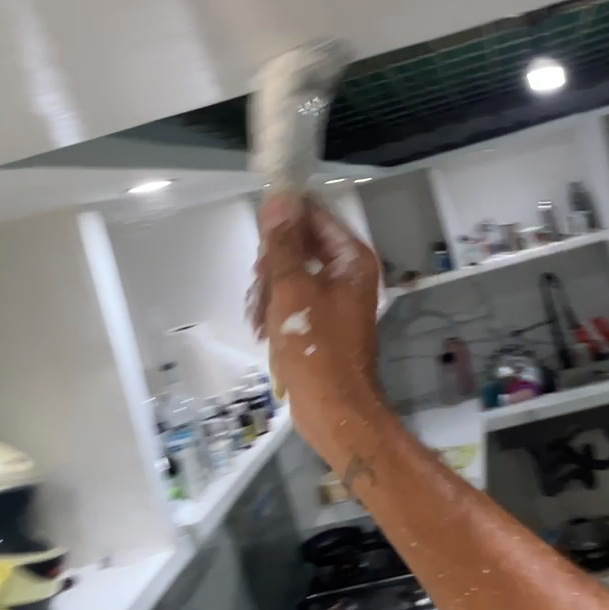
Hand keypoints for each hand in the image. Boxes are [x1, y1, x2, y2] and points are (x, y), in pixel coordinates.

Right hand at [248, 194, 385, 456]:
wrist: (333, 409)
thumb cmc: (316, 348)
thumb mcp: (292, 290)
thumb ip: (282, 244)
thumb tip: (278, 199)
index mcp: (351, 259)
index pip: (315, 216)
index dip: (285, 216)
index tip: (257, 227)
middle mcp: (348, 273)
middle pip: (301, 245)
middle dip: (273, 265)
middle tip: (258, 285)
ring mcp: (336, 298)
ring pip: (292, 274)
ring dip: (269, 291)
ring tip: (258, 318)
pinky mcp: (322, 321)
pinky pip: (294, 300)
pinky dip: (276, 310)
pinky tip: (262, 330)